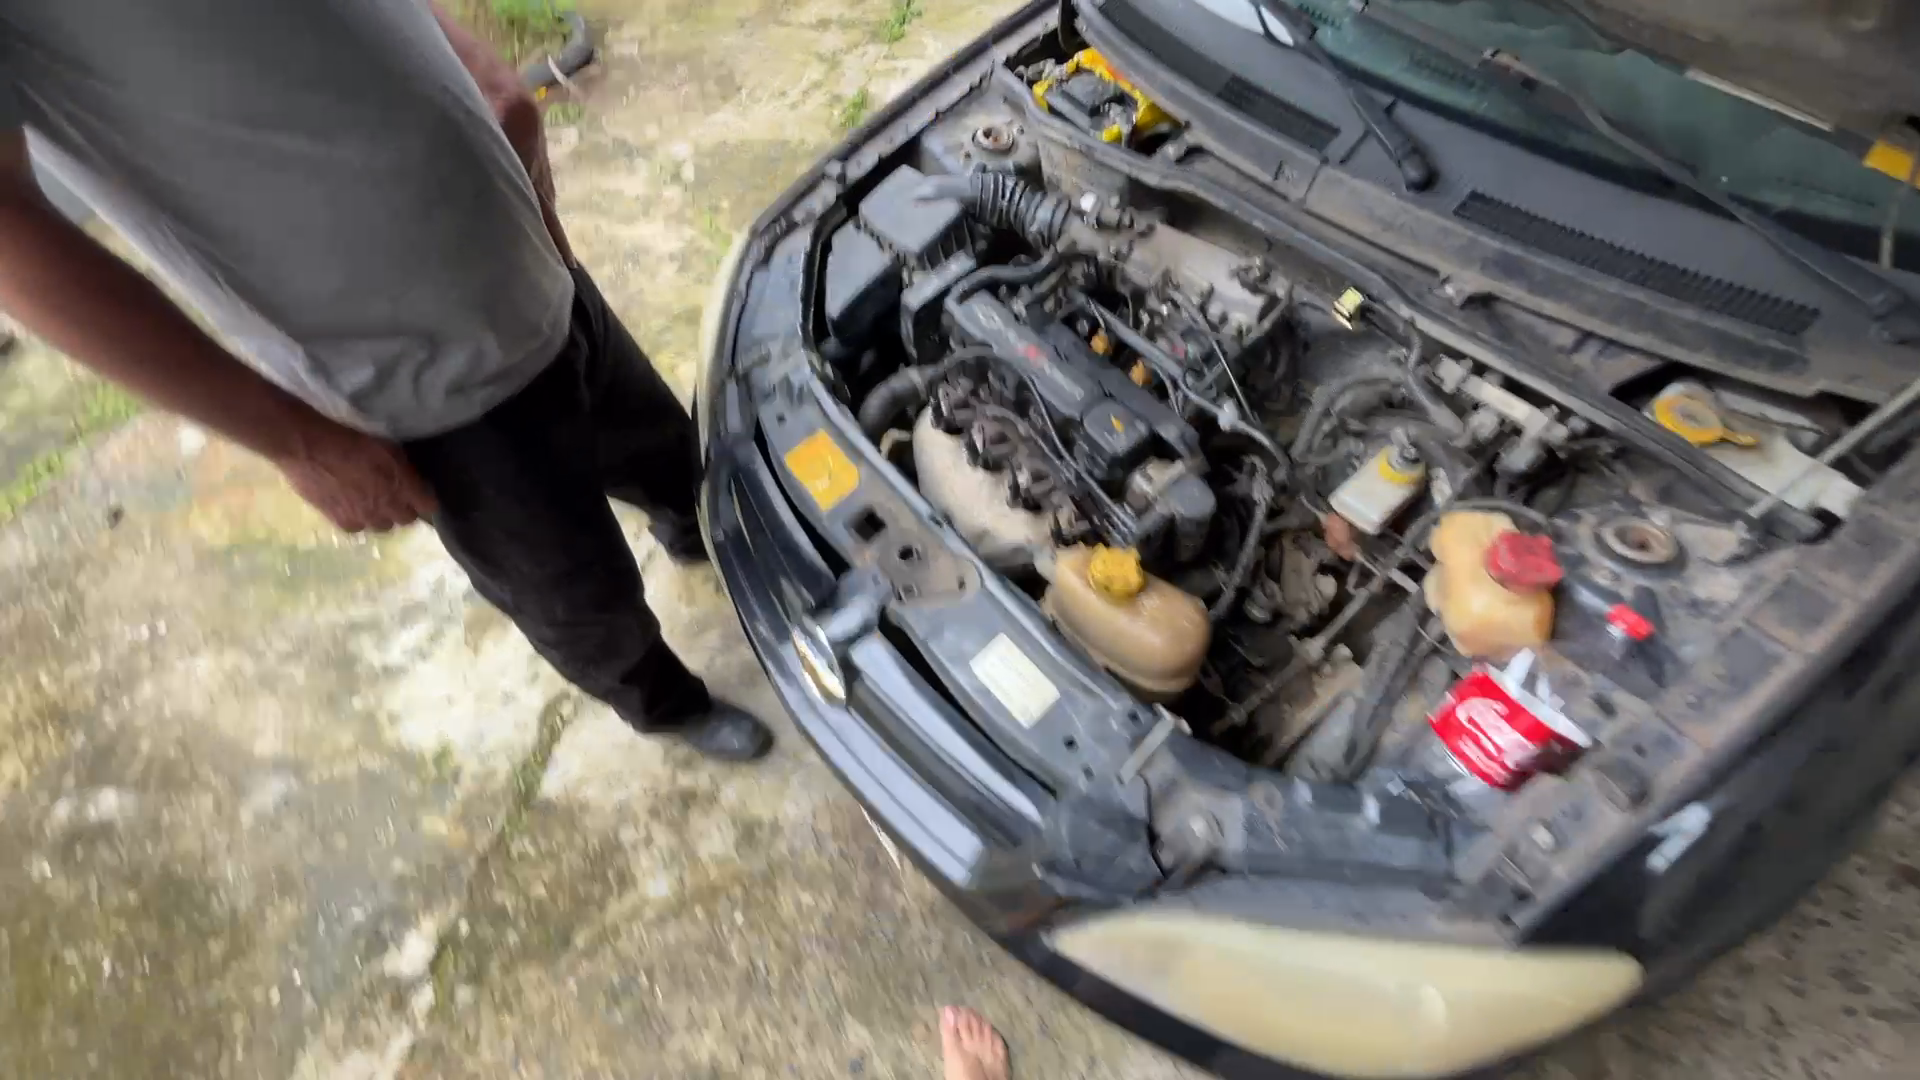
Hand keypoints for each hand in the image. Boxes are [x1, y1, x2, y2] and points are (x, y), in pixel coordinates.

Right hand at [274, 423, 437, 532]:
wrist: (311, 449)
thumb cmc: (353, 443)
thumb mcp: (391, 450)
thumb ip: (406, 471)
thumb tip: (414, 483)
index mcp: (406, 489)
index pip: (429, 507)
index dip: (424, 502)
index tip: (418, 496)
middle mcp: (389, 507)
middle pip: (406, 519)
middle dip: (403, 510)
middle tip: (392, 498)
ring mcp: (365, 517)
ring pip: (382, 526)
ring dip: (380, 516)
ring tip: (370, 503)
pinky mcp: (340, 520)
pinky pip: (357, 528)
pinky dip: (356, 520)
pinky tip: (350, 508)